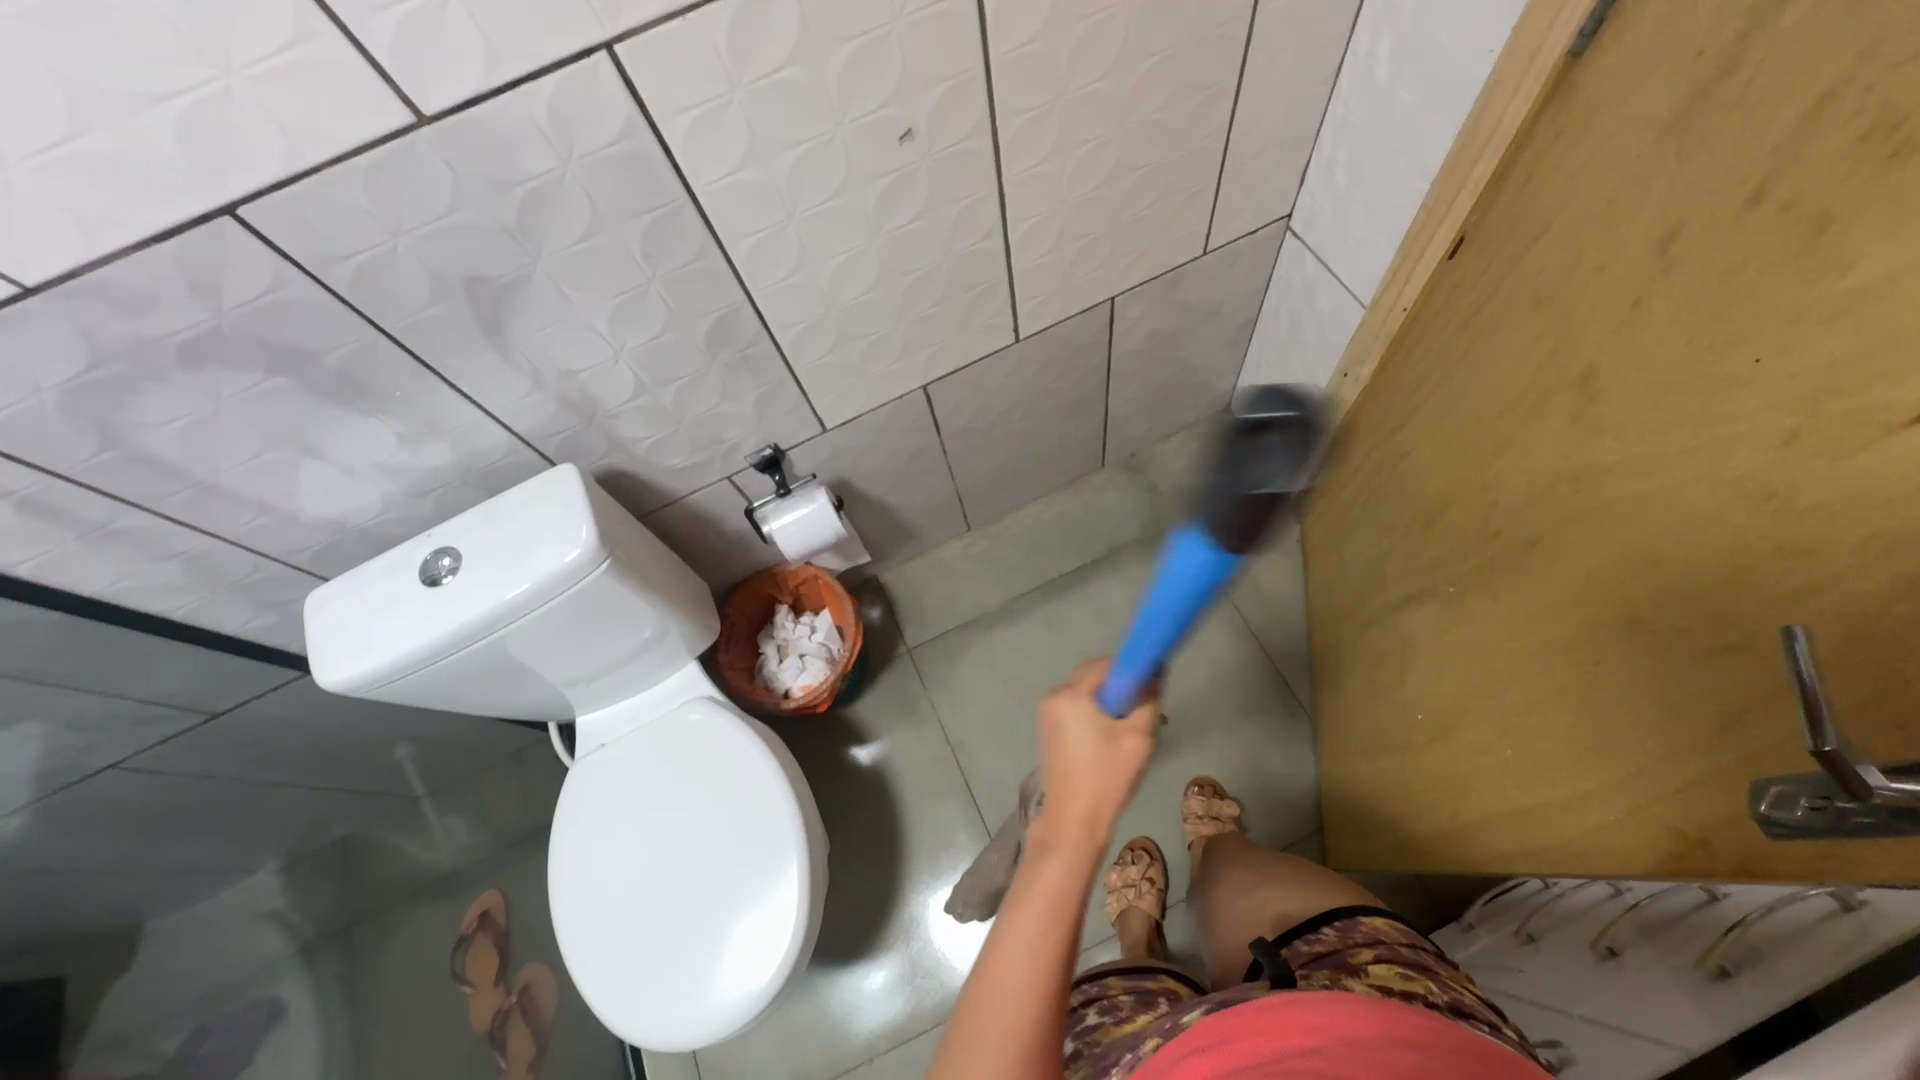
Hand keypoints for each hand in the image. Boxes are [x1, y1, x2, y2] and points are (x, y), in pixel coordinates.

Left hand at [1032, 658, 1160, 847]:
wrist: (1074, 820)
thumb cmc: (1107, 776)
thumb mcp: (1138, 736)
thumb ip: (1148, 699)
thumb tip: (1155, 675)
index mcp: (1071, 694)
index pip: (1106, 664)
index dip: (1131, 670)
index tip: (1151, 687)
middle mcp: (1053, 698)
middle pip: (1092, 678)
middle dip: (1120, 689)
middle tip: (1143, 712)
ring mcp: (1046, 716)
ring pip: (1084, 696)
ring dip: (1107, 704)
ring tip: (1128, 731)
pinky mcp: (1046, 733)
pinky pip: (1074, 711)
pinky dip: (1092, 716)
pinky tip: (1108, 741)